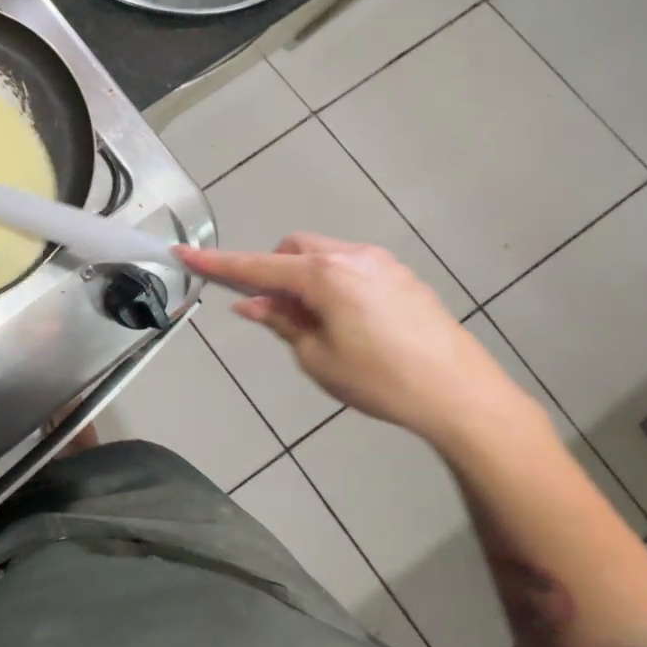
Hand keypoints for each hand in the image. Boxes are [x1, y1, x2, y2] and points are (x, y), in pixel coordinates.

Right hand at [177, 233, 543, 449]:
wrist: (464, 397)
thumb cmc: (381, 380)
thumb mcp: (317, 357)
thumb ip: (281, 323)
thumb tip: (252, 304)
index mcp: (325, 274)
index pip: (256, 266)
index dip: (217, 264)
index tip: (182, 253)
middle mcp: (353, 257)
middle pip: (293, 249)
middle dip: (273, 271)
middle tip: (274, 313)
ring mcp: (383, 265)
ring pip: (324, 256)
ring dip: (305, 278)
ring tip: (315, 324)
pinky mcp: (405, 279)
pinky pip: (352, 268)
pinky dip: (333, 284)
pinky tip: (348, 324)